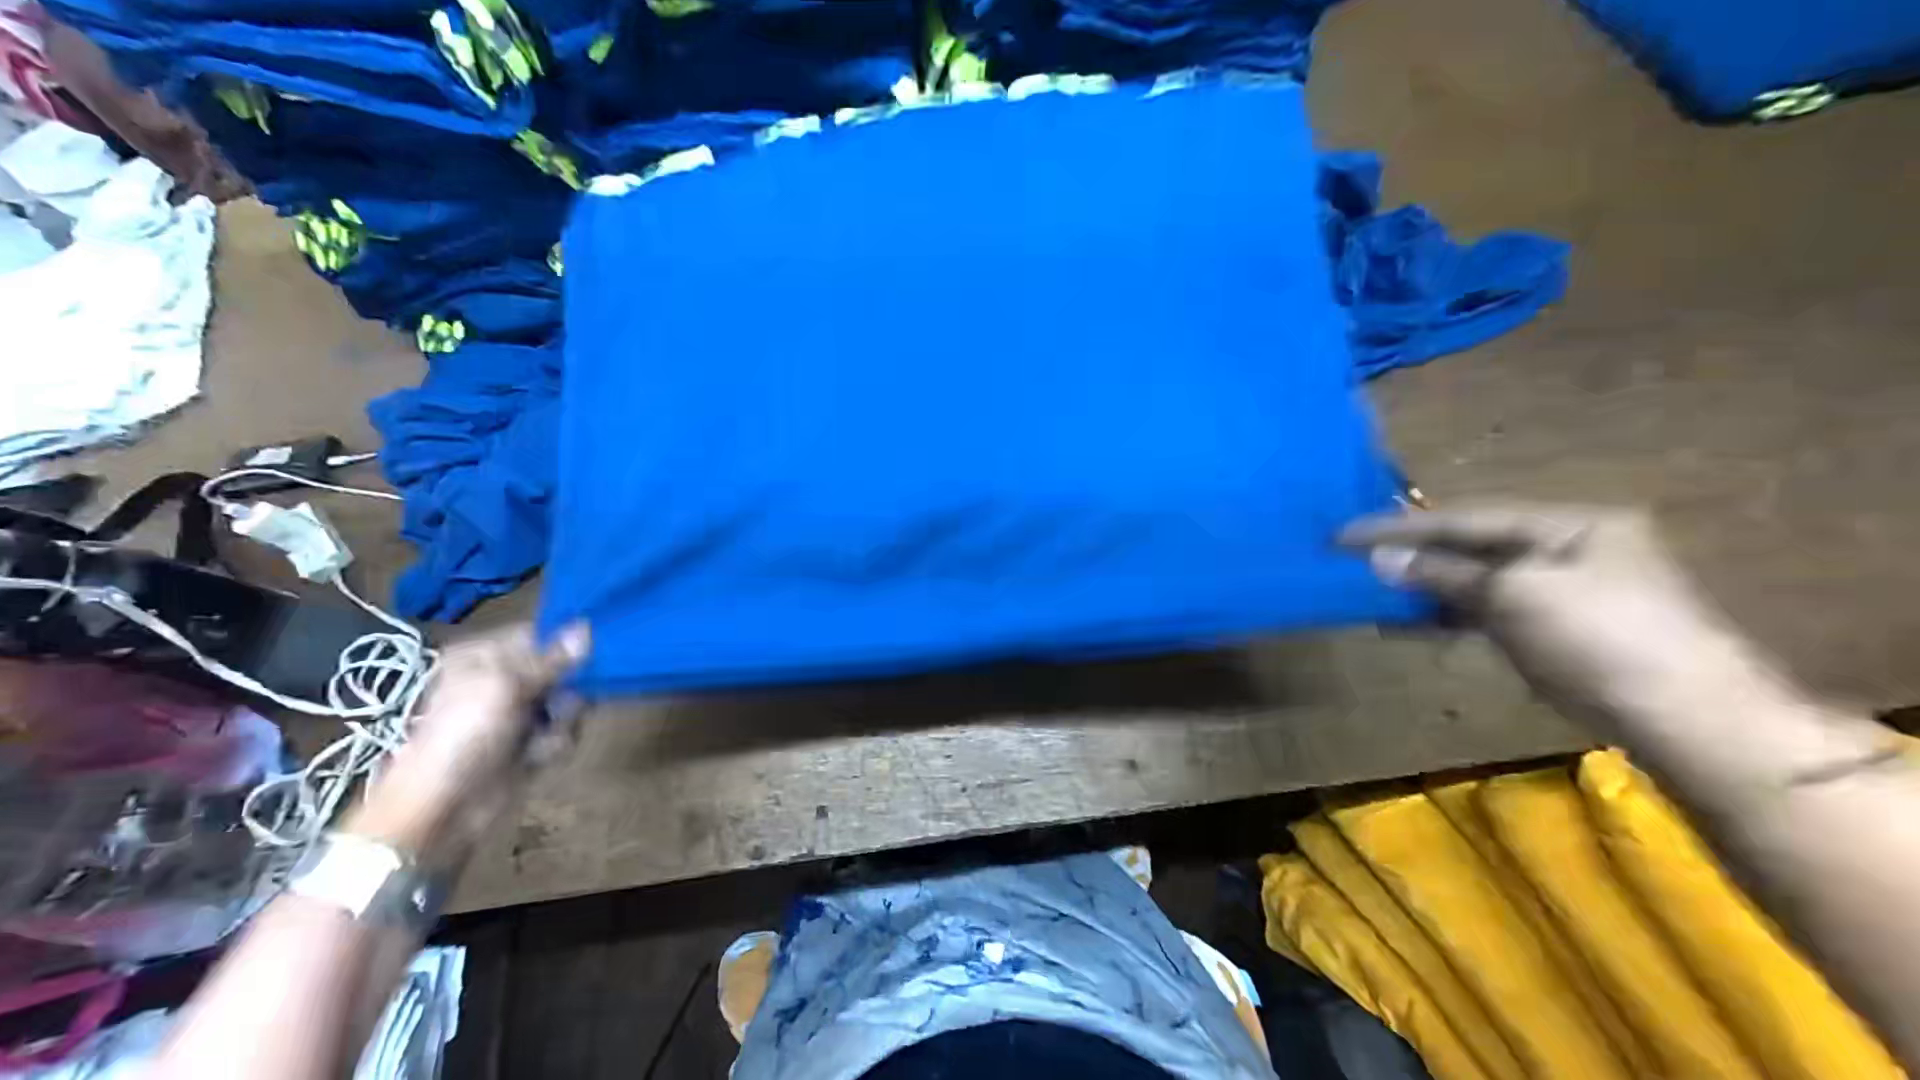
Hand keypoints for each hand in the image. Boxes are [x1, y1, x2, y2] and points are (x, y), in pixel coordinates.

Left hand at [343, 622, 589, 863]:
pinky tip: (536, 757)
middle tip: (558, 705)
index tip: (589, 655)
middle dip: (568, 689)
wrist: (441, 807)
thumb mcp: (505, 686)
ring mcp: (517, 713)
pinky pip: (564, 732)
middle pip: (563, 670)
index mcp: (485, 657)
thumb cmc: (465, 734)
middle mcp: (503, 680)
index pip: (540, 636)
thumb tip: (586, 627)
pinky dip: (554, 744)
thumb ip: (551, 659)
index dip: (565, 645)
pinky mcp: (530, 743)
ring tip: (541, 739)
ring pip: (569, 702)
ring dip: (563, 721)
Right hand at [1341, 504, 1784, 733]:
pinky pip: (1486, 612)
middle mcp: (1566, 548)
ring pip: (1474, 581)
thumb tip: (1379, 558)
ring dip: (1423, 588)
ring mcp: (1563, 592)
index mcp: (1569, 524)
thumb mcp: (1515, 595)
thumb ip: (1444, 573)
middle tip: (1352, 559)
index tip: (1342, 534)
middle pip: (1469, 546)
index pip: (1464, 518)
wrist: (1687, 719)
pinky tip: (1406, 625)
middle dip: (1410, 554)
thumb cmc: (1601, 639)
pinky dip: (1446, 616)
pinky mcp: (1555, 632)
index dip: (1399, 527)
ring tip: (1369, 592)